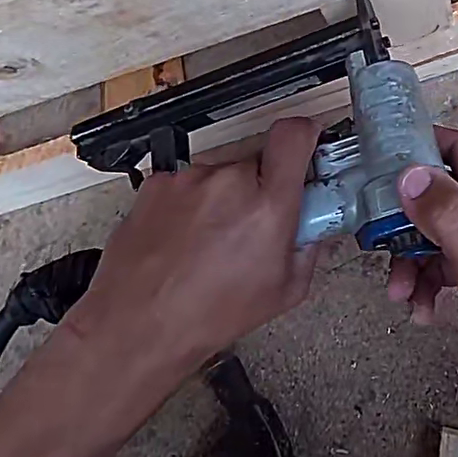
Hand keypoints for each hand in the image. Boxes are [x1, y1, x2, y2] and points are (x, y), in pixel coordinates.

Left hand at [59, 117, 322, 385]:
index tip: (310, 140)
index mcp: (268, 206)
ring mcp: (189, 181)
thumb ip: (311, 248)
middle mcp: (228, 183)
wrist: (137, 325)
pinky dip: (196, 203)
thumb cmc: (206, 314)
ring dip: (229, 196)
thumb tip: (320, 229)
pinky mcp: (158, 185)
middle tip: (262, 219)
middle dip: (266, 184)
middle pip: (261, 159)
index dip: (306, 131)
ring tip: (217, 239)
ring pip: (225, 173)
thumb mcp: (285, 290)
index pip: (294, 135)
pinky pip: (191, 183)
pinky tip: (191, 237)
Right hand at [387, 127, 457, 386]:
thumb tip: (408, 173)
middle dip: (406, 222)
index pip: (457, 147)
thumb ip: (448, 215)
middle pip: (441, 194)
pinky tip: (424, 311)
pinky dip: (433, 281)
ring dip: (414, 260)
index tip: (374, 170)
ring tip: (402, 298)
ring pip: (441, 232)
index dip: (416, 148)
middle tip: (376, 250)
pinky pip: (453, 261)